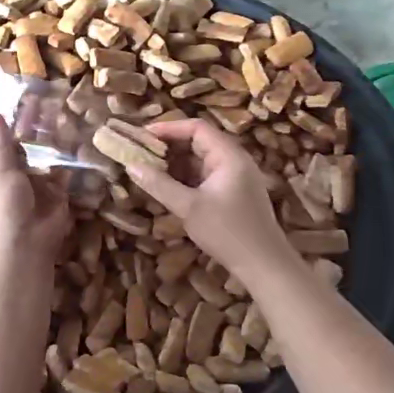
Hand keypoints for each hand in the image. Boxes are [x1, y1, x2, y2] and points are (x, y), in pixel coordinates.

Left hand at [0, 106, 71, 264]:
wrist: (25, 248)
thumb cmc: (4, 207)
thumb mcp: (0, 169)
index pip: (6, 140)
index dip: (16, 120)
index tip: (29, 94)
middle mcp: (19, 176)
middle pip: (31, 146)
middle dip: (41, 126)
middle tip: (57, 95)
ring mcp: (40, 186)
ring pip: (50, 157)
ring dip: (58, 139)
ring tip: (72, 109)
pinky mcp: (61, 196)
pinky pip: (68, 173)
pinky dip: (74, 158)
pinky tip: (83, 135)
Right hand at [122, 119, 299, 281]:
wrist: (264, 264)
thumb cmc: (228, 232)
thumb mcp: (188, 207)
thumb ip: (158, 184)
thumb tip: (129, 165)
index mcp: (229, 157)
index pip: (197, 128)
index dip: (167, 128)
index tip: (140, 135)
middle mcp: (232, 161)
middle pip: (197, 141)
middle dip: (166, 145)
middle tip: (137, 152)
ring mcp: (232, 177)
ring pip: (197, 159)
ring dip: (171, 162)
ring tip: (144, 167)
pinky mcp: (228, 192)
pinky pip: (200, 175)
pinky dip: (180, 176)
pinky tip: (162, 185)